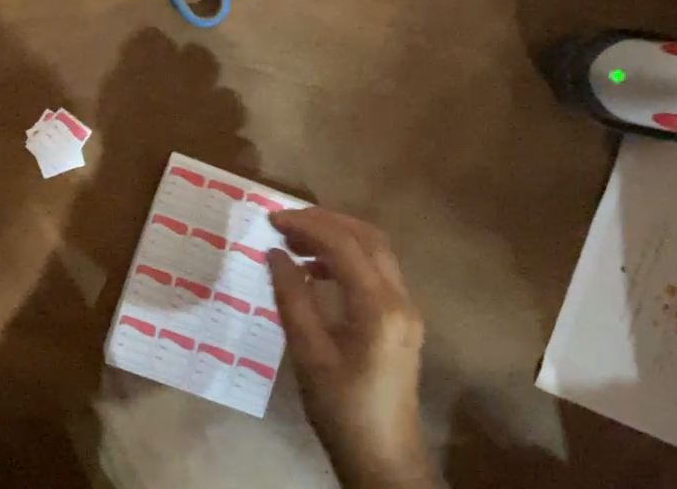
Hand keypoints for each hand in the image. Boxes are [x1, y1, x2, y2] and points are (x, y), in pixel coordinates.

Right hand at [268, 208, 435, 488]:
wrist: (384, 457)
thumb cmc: (341, 407)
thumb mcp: (307, 351)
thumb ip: (292, 296)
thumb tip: (275, 253)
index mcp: (378, 307)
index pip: (343, 244)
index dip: (306, 224)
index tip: (270, 221)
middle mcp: (400, 300)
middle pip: (367, 237)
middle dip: (324, 221)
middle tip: (283, 223)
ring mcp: (406, 310)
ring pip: (375, 250)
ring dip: (336, 236)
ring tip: (295, 242)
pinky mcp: (401, 320)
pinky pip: (376, 270)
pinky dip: (345, 257)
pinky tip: (315, 271)